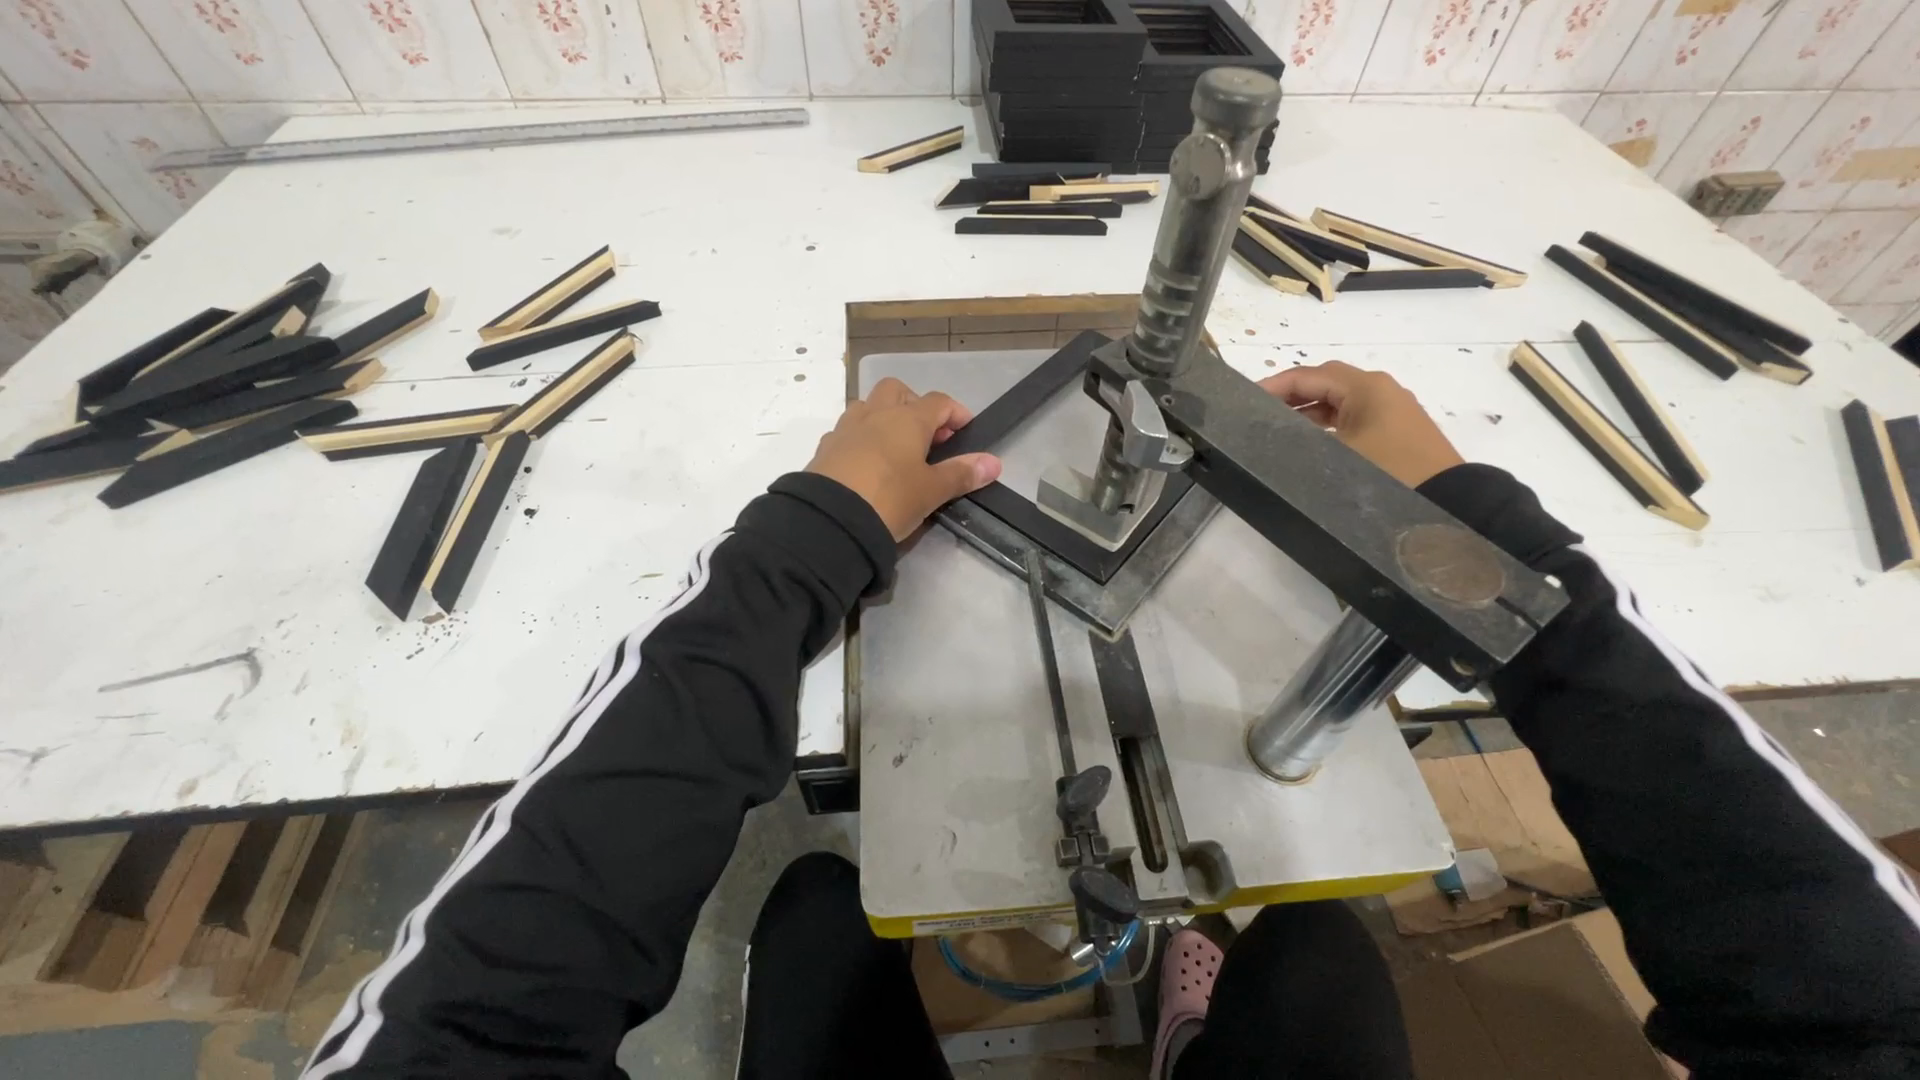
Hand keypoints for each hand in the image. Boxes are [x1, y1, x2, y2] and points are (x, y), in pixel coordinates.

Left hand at [806, 378, 1002, 539]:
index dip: (955, 413)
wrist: (829, 521)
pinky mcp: (824, 449)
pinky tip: (866, 464)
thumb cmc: (889, 499)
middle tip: (927, 436)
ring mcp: (846, 429)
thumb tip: (993, 463)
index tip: (965, 432)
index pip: (938, 402)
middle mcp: (875, 414)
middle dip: (914, 405)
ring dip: (884, 418)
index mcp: (907, 419)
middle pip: (897, 391)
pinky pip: (847, 432)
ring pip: (867, 407)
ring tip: (895, 449)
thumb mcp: (931, 491)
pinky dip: (861, 439)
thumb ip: (961, 474)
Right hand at [1258, 362, 1463, 487]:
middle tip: (1257, 414)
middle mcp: (1381, 390)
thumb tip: (1264, 440)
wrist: (1447, 503)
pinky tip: (1310, 443)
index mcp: (1365, 386)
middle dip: (1289, 395)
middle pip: (1325, 382)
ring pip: (1339, 401)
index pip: (1307, 375)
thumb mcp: (1332, 456)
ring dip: (1308, 411)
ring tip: (1277, 430)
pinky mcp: (1398, 432)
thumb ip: (1294, 442)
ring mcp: (1393, 411)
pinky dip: (1327, 424)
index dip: (1272, 386)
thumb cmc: (1386, 472)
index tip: (1242, 402)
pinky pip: (1353, 417)